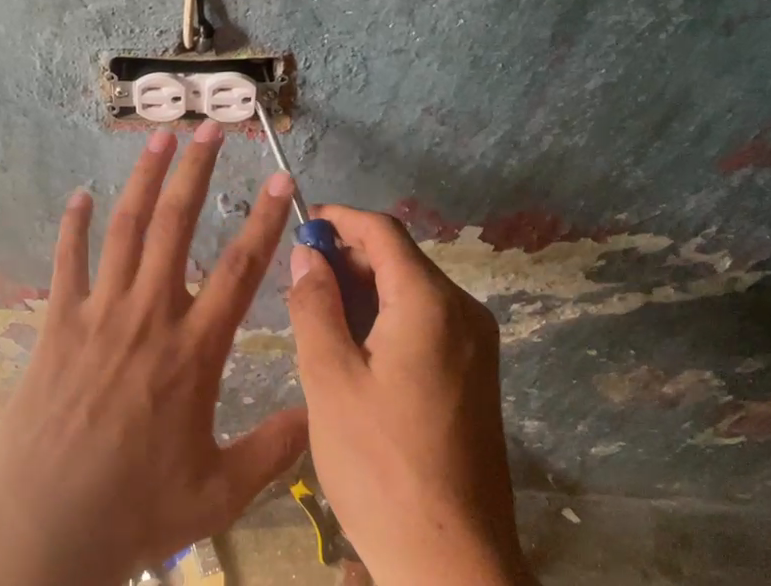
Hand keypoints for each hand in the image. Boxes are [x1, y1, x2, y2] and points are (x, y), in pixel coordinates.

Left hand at [0, 123, 308, 584]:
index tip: (283, 179)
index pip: (239, 269)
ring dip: (144, 180)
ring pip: (125, 230)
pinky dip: (73, 225)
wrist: (48, 519)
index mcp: (193, 350)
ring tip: (158, 138)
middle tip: (212, 128)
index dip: (265, 220)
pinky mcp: (57, 323)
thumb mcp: (220, 490)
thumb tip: (319, 412)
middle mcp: (148, 316)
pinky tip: (79, 194)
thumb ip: (274, 448)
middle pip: (176, 226)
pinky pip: (66, 261)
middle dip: (197, 172)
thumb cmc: (138, 506)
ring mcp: (97, 313)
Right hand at [286, 206, 530, 584]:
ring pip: (410, 292)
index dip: (337, 219)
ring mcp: (475, 347)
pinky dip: (384, 320)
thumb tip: (308, 253)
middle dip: (346, 259)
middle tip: (296, 284)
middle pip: (399, 259)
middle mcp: (463, 313)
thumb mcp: (329, 379)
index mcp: (430, 304)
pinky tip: (350, 351)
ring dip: (362, 292)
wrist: (452, 561)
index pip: (382, 230)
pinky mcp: (474, 376)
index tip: (296, 228)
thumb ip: (315, 305)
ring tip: (314, 320)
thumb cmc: (380, 465)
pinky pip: (425, 324)